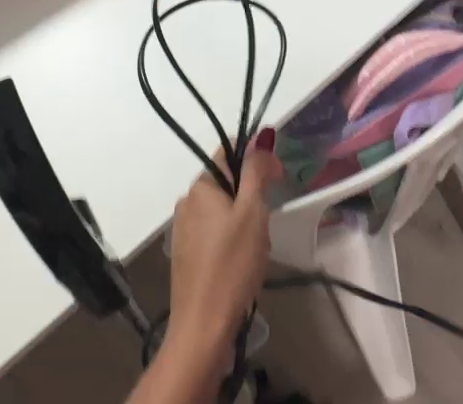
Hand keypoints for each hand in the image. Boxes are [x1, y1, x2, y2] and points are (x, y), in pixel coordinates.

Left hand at [161, 130, 277, 381]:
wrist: (204, 324)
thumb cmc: (232, 263)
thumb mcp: (253, 211)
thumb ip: (257, 171)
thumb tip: (262, 137)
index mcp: (200, 187)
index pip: (230, 153)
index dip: (258, 159)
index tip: (278, 179)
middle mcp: (187, 202)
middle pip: (228, 182)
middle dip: (253, 196)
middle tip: (267, 223)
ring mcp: (183, 229)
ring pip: (224, 209)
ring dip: (245, 219)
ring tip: (257, 248)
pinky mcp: (185, 254)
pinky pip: (215, 232)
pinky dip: (232, 238)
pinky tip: (242, 263)